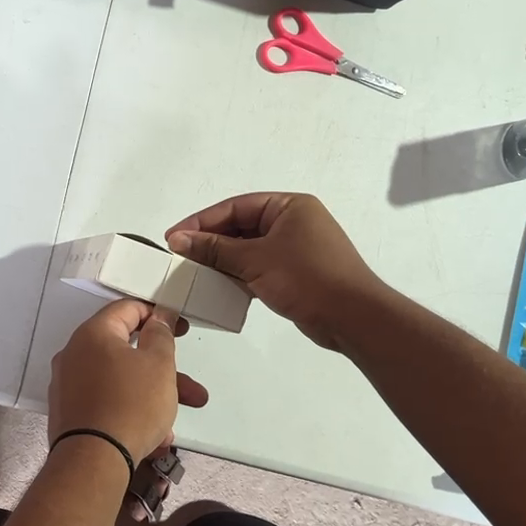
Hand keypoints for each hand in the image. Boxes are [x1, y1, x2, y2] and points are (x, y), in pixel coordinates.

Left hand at [48, 300, 208, 463]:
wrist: (93, 460)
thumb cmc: (130, 405)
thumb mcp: (158, 365)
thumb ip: (160, 336)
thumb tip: (156, 318)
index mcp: (93, 334)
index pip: (127, 309)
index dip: (157, 314)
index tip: (179, 327)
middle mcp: (74, 354)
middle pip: (126, 353)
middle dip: (164, 374)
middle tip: (192, 390)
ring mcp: (68, 385)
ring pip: (119, 383)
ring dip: (151, 401)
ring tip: (173, 428)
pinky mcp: (69, 412)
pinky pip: (106, 403)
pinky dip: (130, 414)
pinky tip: (153, 440)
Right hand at [165, 193, 388, 351]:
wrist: (352, 318)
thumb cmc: (307, 278)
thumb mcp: (254, 259)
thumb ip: (213, 248)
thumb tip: (178, 239)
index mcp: (289, 206)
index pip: (235, 207)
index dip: (201, 221)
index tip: (173, 237)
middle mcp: (293, 222)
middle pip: (239, 226)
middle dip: (210, 241)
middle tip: (179, 255)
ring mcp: (295, 248)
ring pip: (247, 248)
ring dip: (221, 259)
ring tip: (192, 270)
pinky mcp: (294, 273)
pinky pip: (257, 266)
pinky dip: (237, 273)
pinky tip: (217, 284)